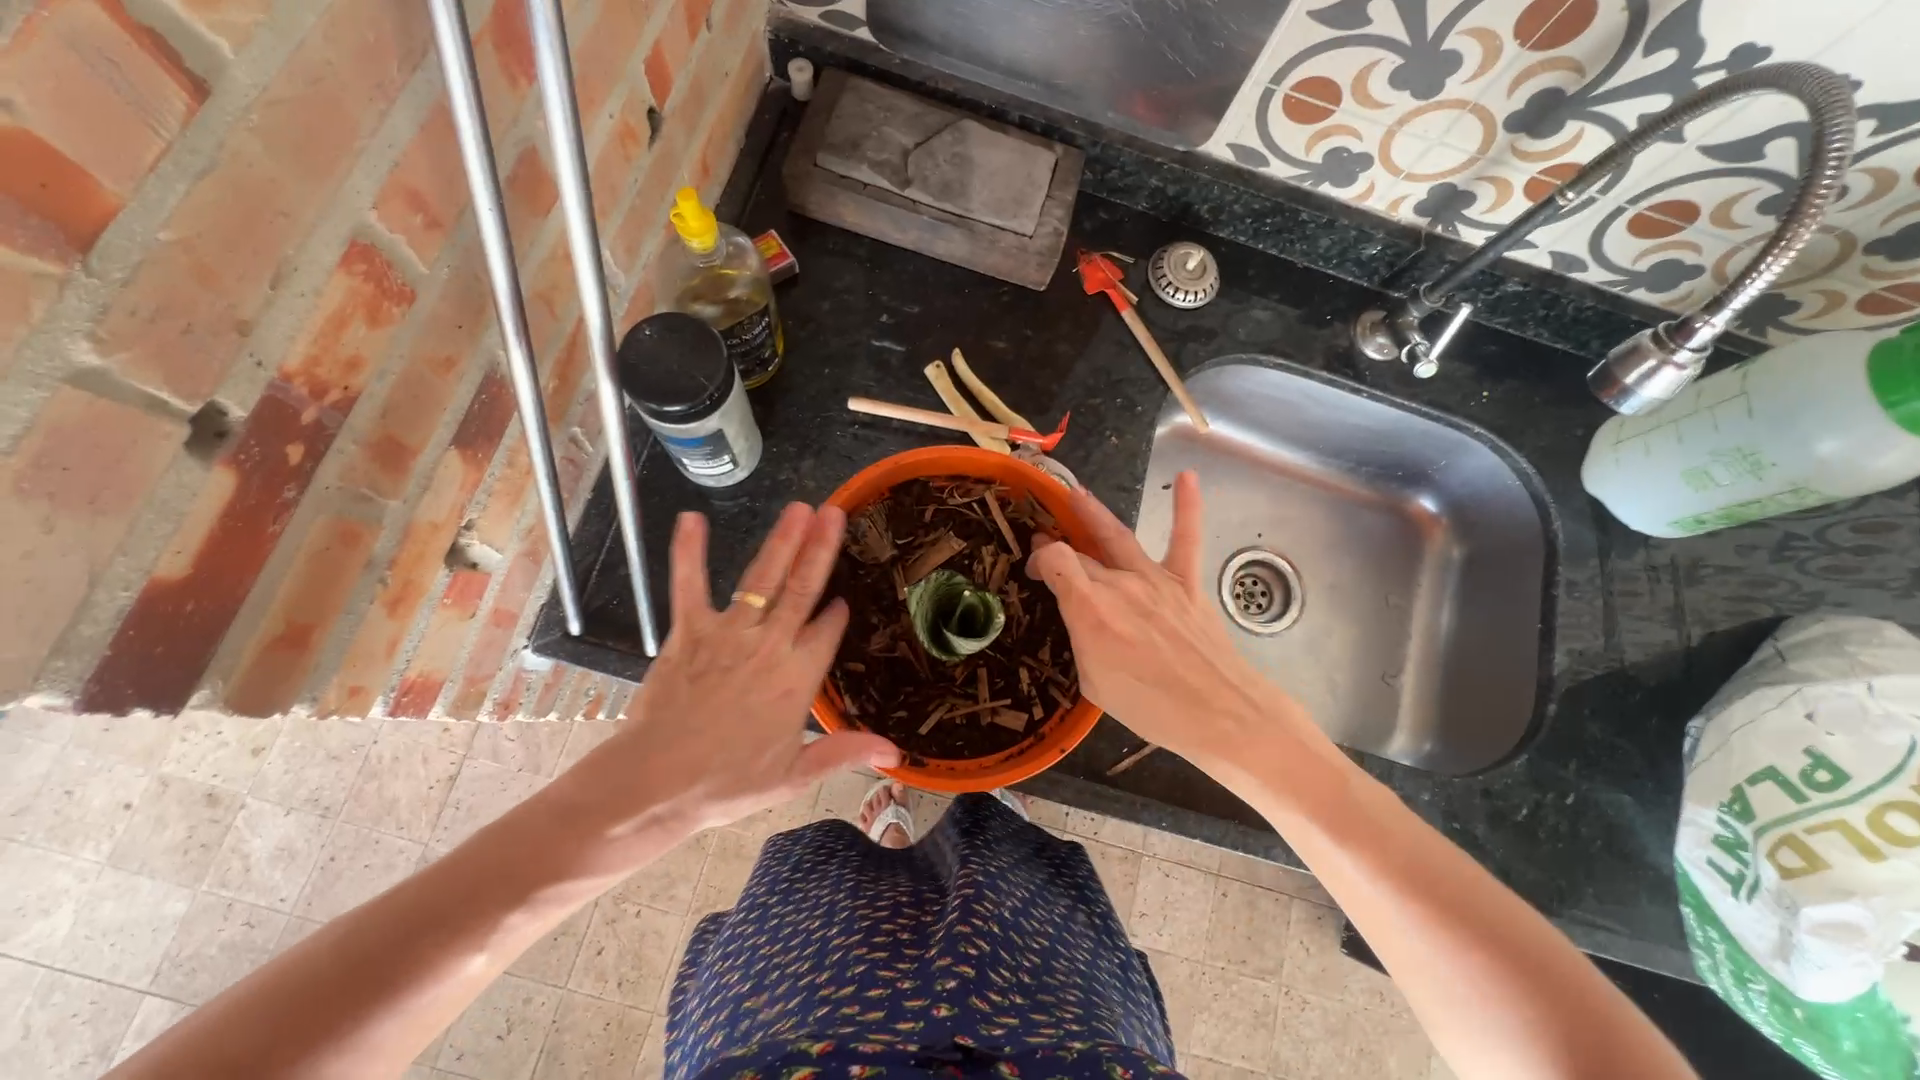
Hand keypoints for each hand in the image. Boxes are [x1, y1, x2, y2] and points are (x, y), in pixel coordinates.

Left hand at [559, 503, 899, 847]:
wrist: (657, 782)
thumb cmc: (727, 783)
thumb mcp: (793, 775)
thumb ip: (844, 753)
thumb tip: (897, 752)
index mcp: (798, 679)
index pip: (828, 631)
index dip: (838, 612)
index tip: (846, 596)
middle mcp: (770, 646)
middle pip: (802, 589)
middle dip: (820, 549)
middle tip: (834, 513)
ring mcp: (728, 634)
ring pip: (761, 579)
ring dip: (781, 542)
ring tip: (798, 509)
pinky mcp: (688, 631)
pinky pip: (689, 585)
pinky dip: (689, 552)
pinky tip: (691, 519)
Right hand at [1025, 471, 1310, 769]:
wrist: (1217, 712)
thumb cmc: (1150, 708)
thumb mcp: (1093, 681)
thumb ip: (1082, 637)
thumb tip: (1078, 612)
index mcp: (1091, 608)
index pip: (1054, 559)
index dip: (1039, 559)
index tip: (1034, 572)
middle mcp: (1120, 584)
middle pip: (1082, 553)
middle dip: (1059, 546)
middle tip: (1048, 546)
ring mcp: (1156, 579)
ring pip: (1118, 535)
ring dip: (1094, 513)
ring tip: (1077, 494)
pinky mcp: (1187, 583)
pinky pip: (1186, 539)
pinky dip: (1188, 507)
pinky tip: (1188, 477)